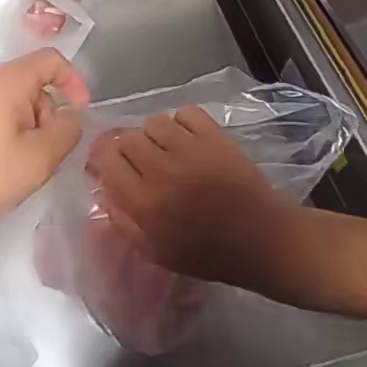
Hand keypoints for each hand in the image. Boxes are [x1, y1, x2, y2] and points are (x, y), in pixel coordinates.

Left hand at [0, 49, 90, 237]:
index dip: (74, 82)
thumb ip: (67, 132)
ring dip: (26, 127)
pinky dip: (4, 131)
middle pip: (30, 83)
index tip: (79, 115)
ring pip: (10, 100)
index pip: (51, 60)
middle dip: (47, 114)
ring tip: (18, 165)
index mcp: (5, 79)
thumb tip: (71, 116)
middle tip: (44, 154)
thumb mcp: (39, 159)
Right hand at [87, 106, 301, 289]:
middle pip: (126, 138)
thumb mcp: (156, 252)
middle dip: (127, 148)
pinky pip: (185, 113)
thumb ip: (124, 223)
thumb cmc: (207, 253)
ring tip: (165, 148)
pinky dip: (182, 122)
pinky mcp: (216, 138)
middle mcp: (162, 171)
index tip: (111, 166)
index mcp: (145, 202)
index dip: (104, 160)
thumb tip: (103, 193)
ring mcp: (191, 150)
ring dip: (154, 134)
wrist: (263, 241)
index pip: (107, 161)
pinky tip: (188, 139)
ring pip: (154, 122)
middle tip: (140, 160)